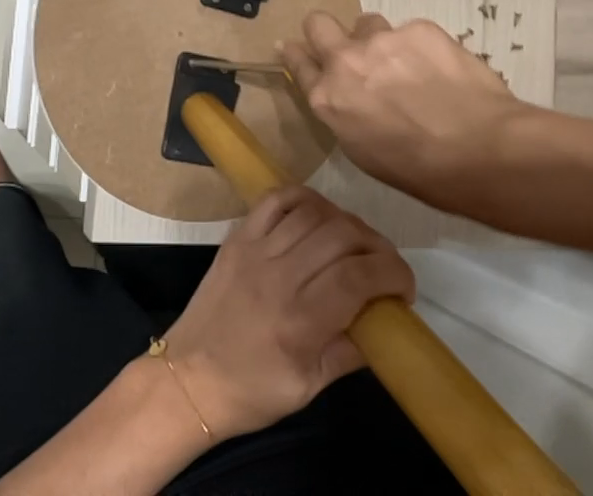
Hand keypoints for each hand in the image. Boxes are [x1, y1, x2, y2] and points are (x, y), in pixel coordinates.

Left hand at [160, 186, 413, 437]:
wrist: (187, 378)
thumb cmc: (251, 392)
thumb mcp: (309, 386)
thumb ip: (350, 351)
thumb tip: (383, 323)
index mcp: (299, 321)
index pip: (359, 276)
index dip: (393, 273)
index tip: (405, 289)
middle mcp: (278, 277)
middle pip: (341, 235)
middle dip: (376, 246)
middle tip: (384, 267)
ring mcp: (254, 251)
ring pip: (312, 213)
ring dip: (345, 222)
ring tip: (355, 244)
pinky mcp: (236, 239)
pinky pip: (274, 200)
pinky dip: (304, 199)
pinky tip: (319, 217)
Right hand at [281, 12, 519, 188]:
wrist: (478, 149)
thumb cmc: (416, 167)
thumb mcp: (360, 149)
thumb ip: (343, 113)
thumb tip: (344, 97)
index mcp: (327, 98)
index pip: (298, 63)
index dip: (295, 54)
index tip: (294, 47)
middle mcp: (345, 61)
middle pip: (318, 23)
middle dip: (325, 31)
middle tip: (345, 46)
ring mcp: (382, 39)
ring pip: (367, 22)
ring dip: (377, 39)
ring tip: (404, 63)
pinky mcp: (419, 29)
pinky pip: (409, 31)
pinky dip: (418, 46)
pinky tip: (440, 69)